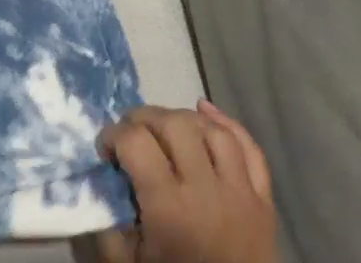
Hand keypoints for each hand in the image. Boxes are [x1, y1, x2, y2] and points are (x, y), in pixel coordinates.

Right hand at [93, 101, 278, 262]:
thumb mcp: (127, 261)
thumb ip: (107, 223)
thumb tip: (97, 185)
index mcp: (169, 206)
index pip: (135, 141)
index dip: (111, 135)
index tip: (105, 151)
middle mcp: (206, 190)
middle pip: (174, 124)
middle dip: (143, 118)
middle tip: (131, 133)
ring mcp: (240, 193)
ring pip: (212, 130)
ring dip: (182, 119)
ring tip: (164, 129)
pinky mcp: (263, 200)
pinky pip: (251, 150)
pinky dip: (228, 123)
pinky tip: (205, 111)